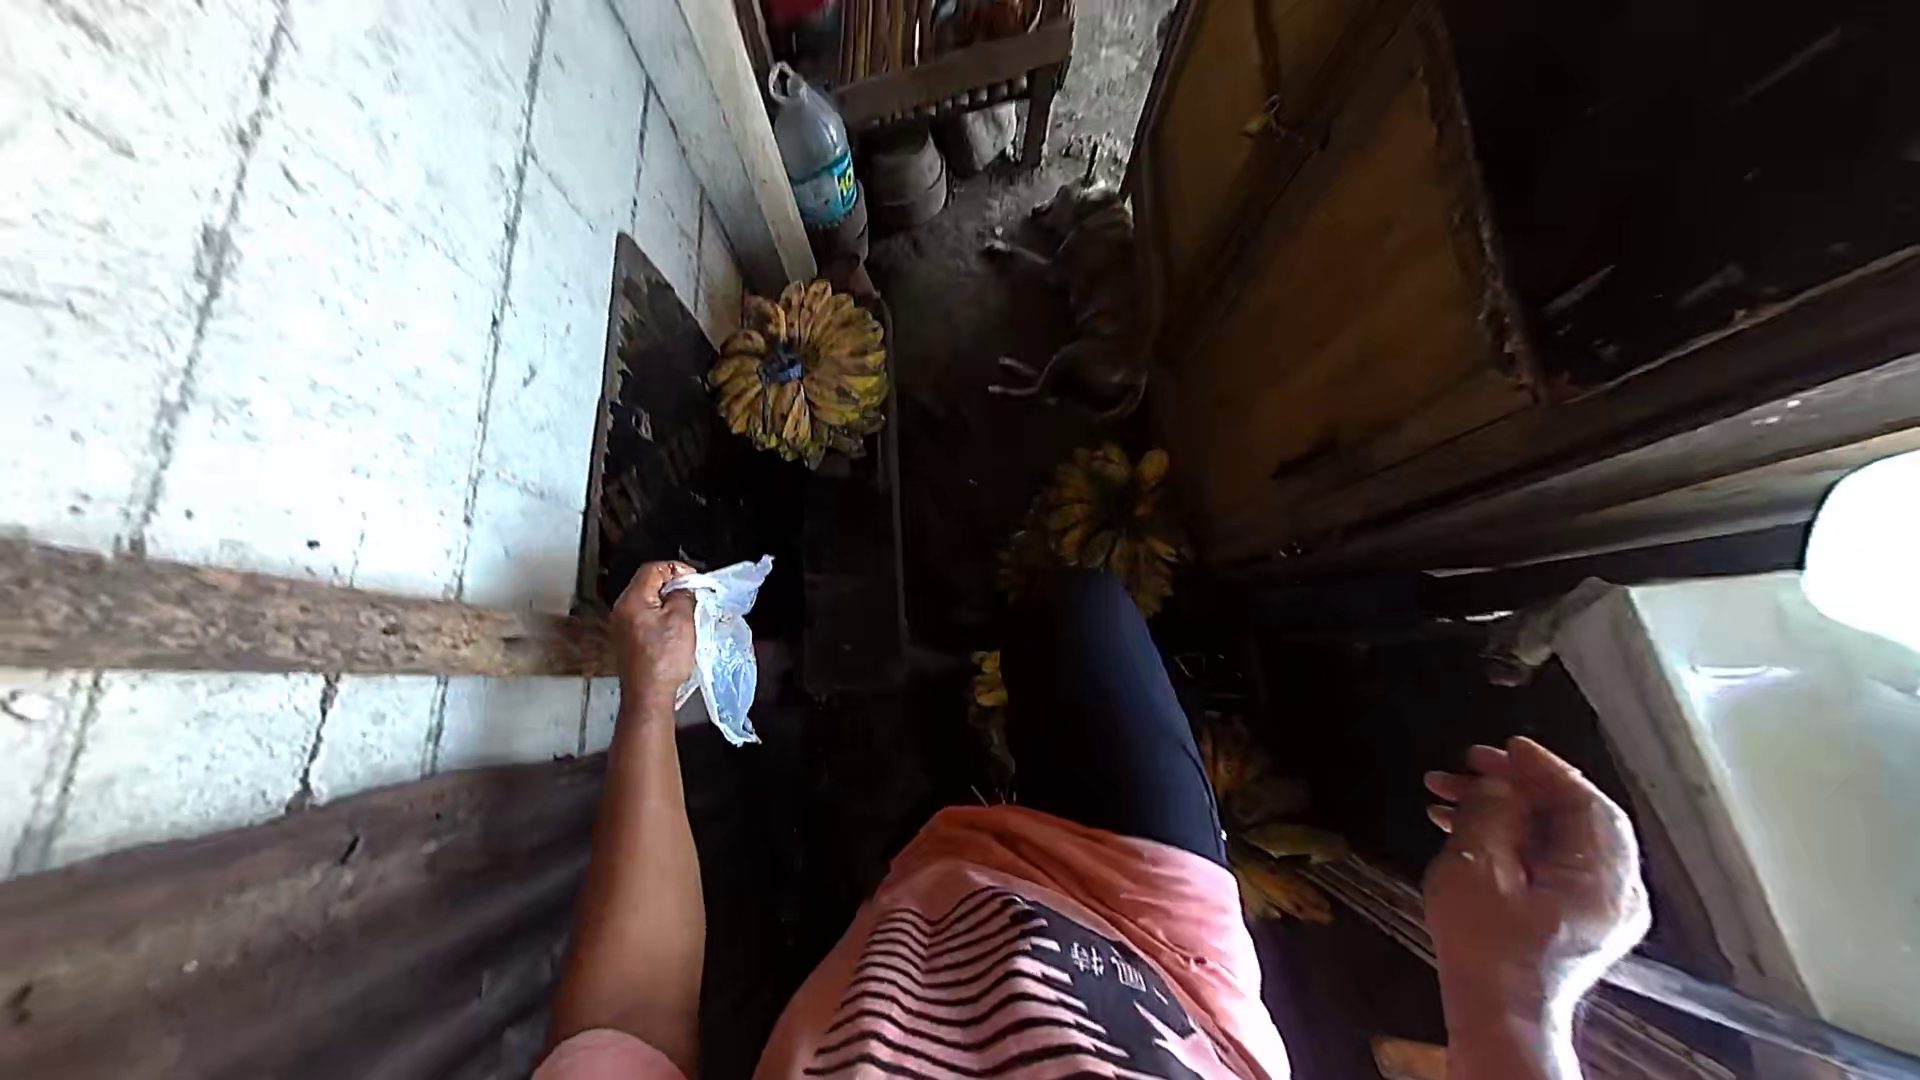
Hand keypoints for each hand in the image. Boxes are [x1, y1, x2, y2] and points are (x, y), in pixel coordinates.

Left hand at [610, 561, 696, 711]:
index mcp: (633, 601)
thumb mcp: (683, 620)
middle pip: (647, 581)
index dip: (676, 568)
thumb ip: (684, 595)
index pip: (652, 568)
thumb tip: (685, 587)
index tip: (693, 578)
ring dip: (668, 598)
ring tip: (688, 608)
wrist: (649, 694)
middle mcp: (622, 609)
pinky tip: (676, 624)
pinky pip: (644, 614)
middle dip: (673, 582)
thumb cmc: (664, 660)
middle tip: (693, 591)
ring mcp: (622, 624)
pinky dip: (661, 612)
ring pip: (646, 598)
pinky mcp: (627, 636)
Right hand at [1422, 738, 1649, 1028]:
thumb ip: (1491, 815)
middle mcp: (1613, 891)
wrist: (1495, 1008)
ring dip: (1499, 804)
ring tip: (1443, 788)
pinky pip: (1542, 855)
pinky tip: (1456, 821)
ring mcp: (1592, 904)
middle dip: (1515, 783)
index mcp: (1602, 881)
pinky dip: (1502, 830)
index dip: (1548, 770)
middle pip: (1572, 817)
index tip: (1506, 746)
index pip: (1589, 807)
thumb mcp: (1478, 867)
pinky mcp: (1568, 912)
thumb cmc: (1485, 939)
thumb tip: (1497, 781)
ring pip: (1551, 833)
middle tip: (1465, 761)